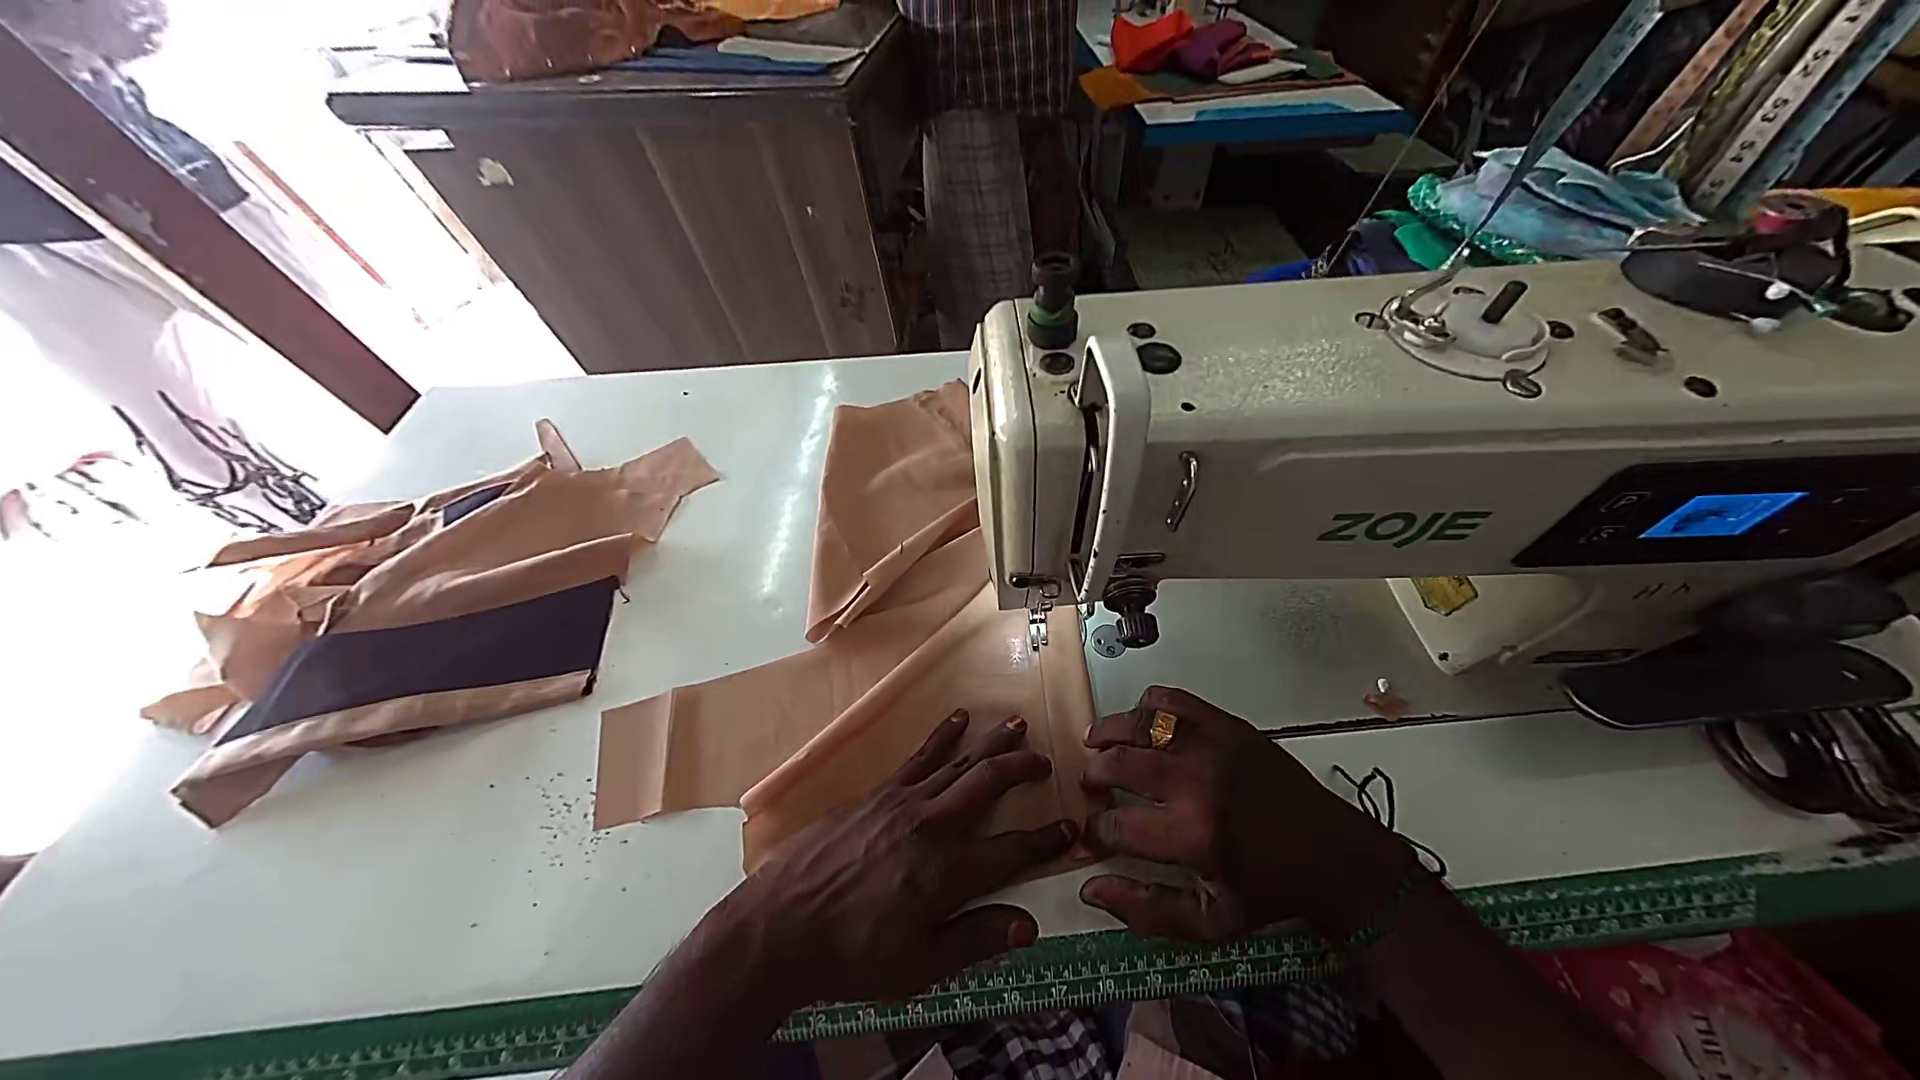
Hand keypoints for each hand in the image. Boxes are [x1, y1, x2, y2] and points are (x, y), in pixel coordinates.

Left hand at [707, 709, 1078, 1005]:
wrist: (778, 926)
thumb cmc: (848, 955)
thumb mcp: (916, 968)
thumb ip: (973, 941)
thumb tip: (1028, 925)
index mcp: (944, 873)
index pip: (1011, 851)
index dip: (1045, 839)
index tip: (1070, 826)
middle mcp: (929, 826)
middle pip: (987, 784)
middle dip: (1021, 768)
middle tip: (1045, 759)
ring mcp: (901, 803)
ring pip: (957, 763)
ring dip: (990, 742)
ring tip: (1015, 724)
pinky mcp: (876, 793)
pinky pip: (918, 758)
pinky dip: (941, 738)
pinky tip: (956, 721)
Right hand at [1078, 686, 1414, 941]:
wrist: (1334, 855)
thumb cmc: (1271, 890)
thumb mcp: (1212, 922)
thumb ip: (1147, 910)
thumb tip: (1091, 889)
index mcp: (1194, 834)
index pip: (1117, 825)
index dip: (1095, 830)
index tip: (1094, 832)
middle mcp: (1198, 781)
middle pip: (1118, 763)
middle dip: (1094, 776)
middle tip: (1092, 785)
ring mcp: (1212, 745)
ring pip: (1137, 722)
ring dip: (1108, 732)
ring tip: (1095, 742)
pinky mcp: (1227, 725)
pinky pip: (1170, 700)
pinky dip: (1146, 707)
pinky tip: (1140, 724)